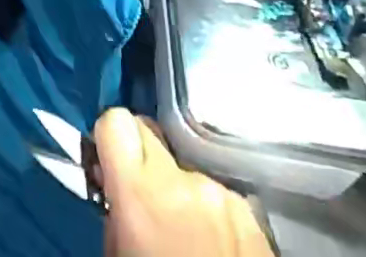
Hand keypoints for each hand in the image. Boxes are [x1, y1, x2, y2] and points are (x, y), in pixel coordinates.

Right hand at [95, 109, 271, 256]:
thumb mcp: (115, 252)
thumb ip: (115, 206)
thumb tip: (113, 181)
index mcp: (141, 192)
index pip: (116, 121)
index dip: (109, 138)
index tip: (107, 162)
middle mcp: (186, 182)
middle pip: (151, 132)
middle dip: (142, 157)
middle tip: (141, 194)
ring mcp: (226, 199)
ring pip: (186, 167)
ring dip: (179, 188)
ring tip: (185, 234)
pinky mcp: (257, 221)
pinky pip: (218, 195)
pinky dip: (209, 212)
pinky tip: (213, 248)